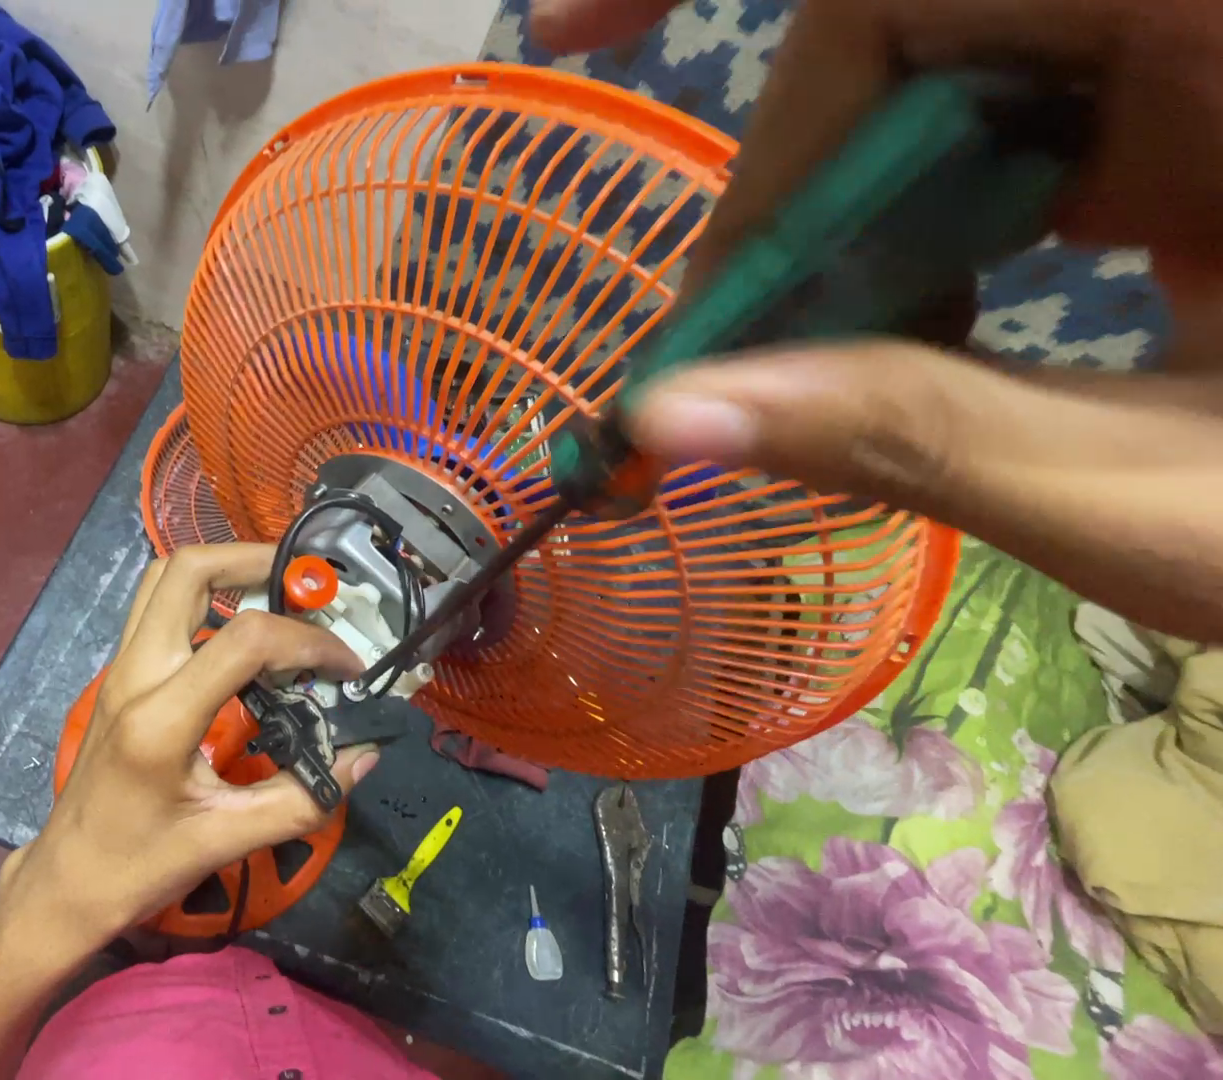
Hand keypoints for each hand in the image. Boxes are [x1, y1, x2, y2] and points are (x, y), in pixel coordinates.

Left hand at [0, 544, 379, 950]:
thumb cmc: (139, 867)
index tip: (347, 667)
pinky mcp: (121, 674)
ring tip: (277, 592)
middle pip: (186, 572)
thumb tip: (365, 756)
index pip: (245, 640)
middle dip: (253, 560)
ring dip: (223, 568)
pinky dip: (203, 595)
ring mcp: (121, 668)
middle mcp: (135, 674)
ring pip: (164, 578)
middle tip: (306, 586)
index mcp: (161, 719)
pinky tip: (241, 628)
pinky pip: (157, 606)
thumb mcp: (226, 840)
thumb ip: (303, 799)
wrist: (66, 881)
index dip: (308, 641)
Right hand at [530, 0, 1222, 640]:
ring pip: (945, 76)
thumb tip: (658, 420)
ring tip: (849, 352)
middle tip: (739, 337)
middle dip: (799, 187)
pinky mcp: (1207, 100)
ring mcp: (1208, 50)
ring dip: (853, 217)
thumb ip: (901, 435)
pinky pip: (1010, 107)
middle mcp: (1217, 13)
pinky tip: (928, 304)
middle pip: (909, 29)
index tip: (565, 37)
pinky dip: (923, 208)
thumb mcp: (1166, 501)